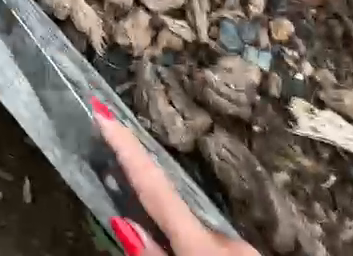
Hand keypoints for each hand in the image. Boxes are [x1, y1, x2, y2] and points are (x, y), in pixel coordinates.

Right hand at [94, 111, 259, 255]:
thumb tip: (124, 222)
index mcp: (205, 247)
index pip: (155, 188)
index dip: (127, 149)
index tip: (103, 110)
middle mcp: (230, 242)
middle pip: (178, 224)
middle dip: (156, 227)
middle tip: (138, 227)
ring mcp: (249, 253)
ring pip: (200, 246)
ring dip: (183, 254)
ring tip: (168, 251)